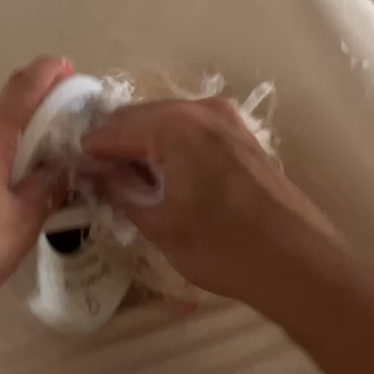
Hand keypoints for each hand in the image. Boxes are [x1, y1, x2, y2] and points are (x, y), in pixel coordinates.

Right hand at [82, 99, 340, 310]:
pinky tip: (166, 179)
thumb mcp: (159, 224)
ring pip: (167, 122)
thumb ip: (121, 190)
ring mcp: (227, 119)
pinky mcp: (243, 136)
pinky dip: (172, 147)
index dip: (89, 151)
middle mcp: (200, 109)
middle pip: (140, 118)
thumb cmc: (223, 247)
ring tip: (130, 183)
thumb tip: (98, 173)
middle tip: (98, 179)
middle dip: (116, 144)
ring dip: (144, 145)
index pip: (112, 129)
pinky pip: (192, 131)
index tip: (74, 173)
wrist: (300, 264)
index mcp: (174, 125)